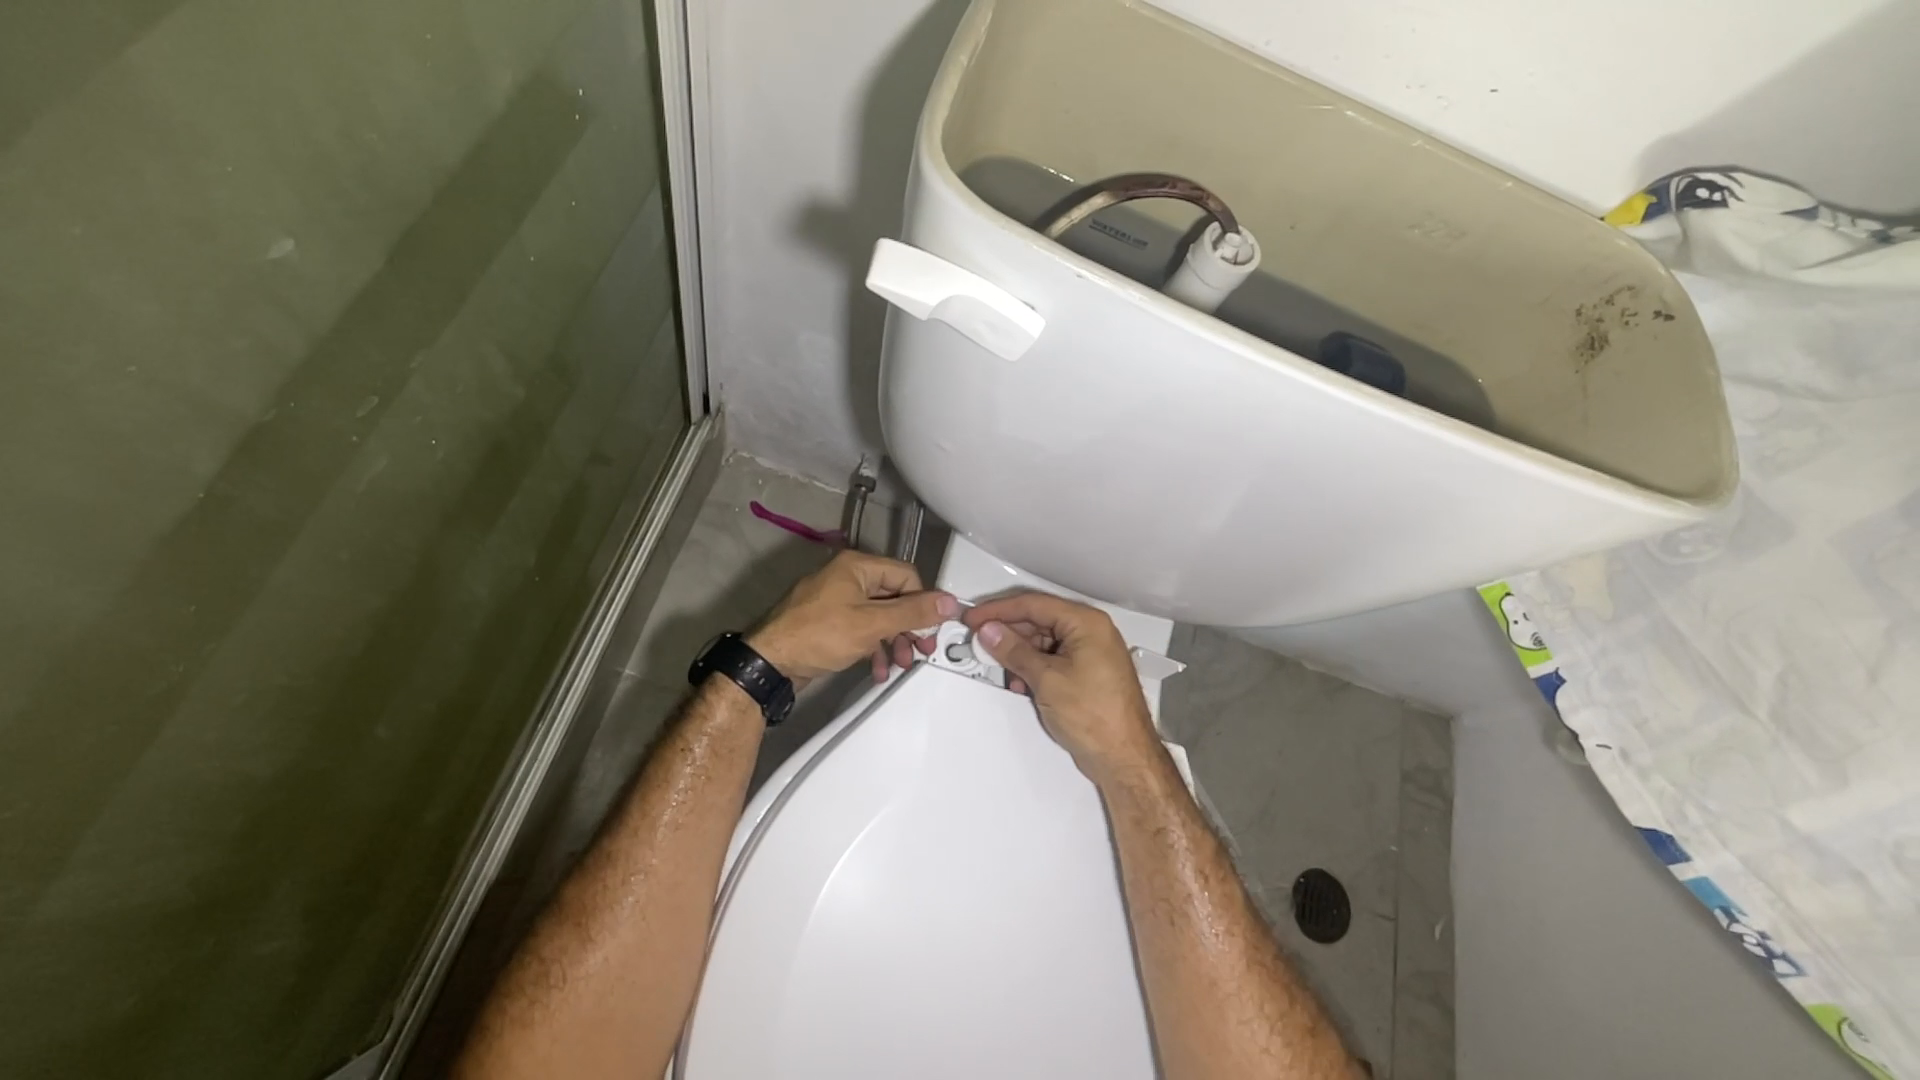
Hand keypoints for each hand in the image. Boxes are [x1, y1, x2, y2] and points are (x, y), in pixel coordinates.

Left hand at [747, 550, 957, 687]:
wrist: (769, 663)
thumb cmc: (818, 636)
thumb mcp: (872, 624)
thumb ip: (913, 612)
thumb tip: (949, 602)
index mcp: (857, 566)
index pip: (906, 575)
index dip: (922, 602)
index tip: (931, 629)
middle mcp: (847, 577)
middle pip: (893, 596)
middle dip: (909, 626)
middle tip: (921, 650)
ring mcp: (835, 600)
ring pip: (878, 616)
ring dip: (893, 640)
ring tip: (901, 663)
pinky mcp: (827, 622)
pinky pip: (861, 629)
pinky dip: (873, 646)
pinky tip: (877, 668)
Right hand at [962, 591, 1161, 785]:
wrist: (1124, 757)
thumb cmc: (1099, 719)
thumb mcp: (1047, 679)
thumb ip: (1014, 652)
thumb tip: (991, 632)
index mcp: (1087, 624)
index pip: (1034, 605)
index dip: (999, 610)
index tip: (975, 618)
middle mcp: (1092, 633)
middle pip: (1039, 620)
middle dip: (1008, 632)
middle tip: (980, 640)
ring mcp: (1090, 654)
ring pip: (1044, 641)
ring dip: (1019, 652)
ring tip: (996, 664)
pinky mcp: (1087, 674)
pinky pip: (1053, 659)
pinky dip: (1033, 667)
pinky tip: (1018, 681)